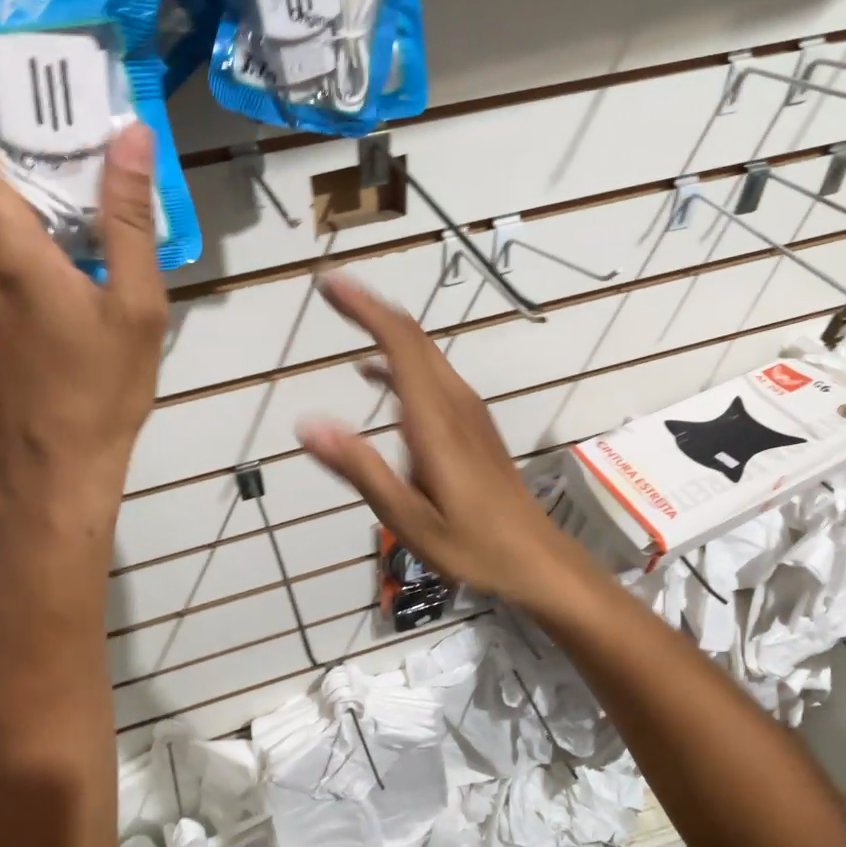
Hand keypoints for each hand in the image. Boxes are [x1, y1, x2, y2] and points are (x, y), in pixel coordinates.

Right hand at [297, 274, 594, 607]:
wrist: (537, 561)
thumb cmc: (472, 546)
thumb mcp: (407, 519)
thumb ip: (359, 468)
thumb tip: (308, 426)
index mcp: (435, 422)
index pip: (401, 345)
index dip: (366, 308)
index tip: (330, 285)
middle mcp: (455, 404)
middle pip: (415, 339)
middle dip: (372, 309)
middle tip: (331, 292)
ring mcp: (469, 414)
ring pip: (426, 355)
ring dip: (387, 332)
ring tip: (347, 321)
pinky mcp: (473, 427)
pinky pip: (433, 377)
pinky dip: (400, 364)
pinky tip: (374, 378)